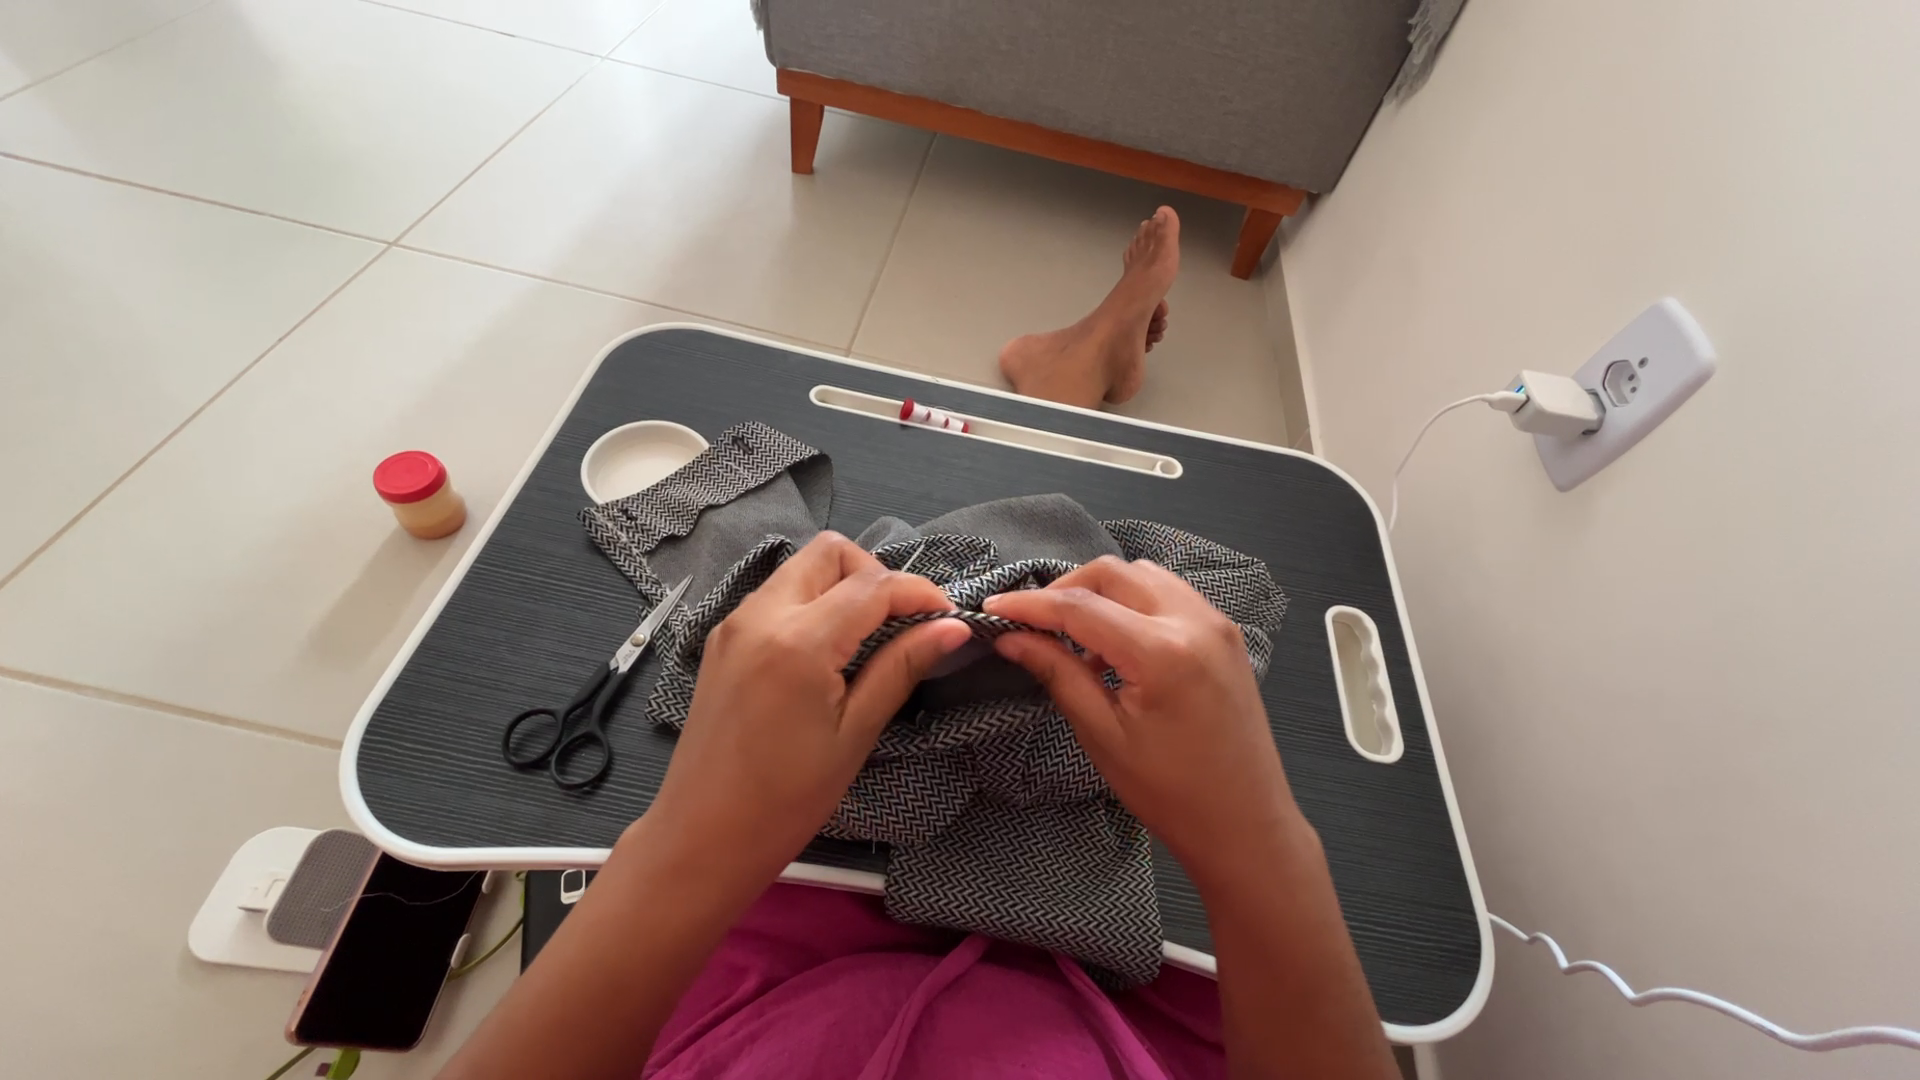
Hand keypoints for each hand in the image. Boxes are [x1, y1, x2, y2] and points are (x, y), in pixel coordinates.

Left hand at [644, 532, 970, 885]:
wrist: (702, 837)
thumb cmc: (787, 799)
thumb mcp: (856, 733)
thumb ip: (902, 666)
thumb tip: (952, 627)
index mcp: (798, 641)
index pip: (873, 585)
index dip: (919, 593)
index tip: (948, 618)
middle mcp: (761, 614)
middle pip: (830, 551)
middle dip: (876, 574)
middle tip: (900, 621)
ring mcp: (735, 622)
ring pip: (802, 567)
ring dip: (843, 584)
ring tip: (868, 636)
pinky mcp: (723, 637)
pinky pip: (778, 594)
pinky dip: (813, 601)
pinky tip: (828, 647)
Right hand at [984, 557, 1301, 885]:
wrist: (1246, 824)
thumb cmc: (1170, 792)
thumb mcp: (1102, 734)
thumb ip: (1057, 672)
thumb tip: (1012, 637)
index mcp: (1162, 652)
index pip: (1079, 607)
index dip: (1029, 604)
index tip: (993, 608)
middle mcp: (1194, 621)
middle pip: (1111, 573)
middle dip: (1064, 589)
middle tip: (1033, 622)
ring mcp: (1216, 622)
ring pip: (1141, 574)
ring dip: (1100, 591)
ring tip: (1075, 633)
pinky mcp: (1225, 632)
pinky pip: (1168, 592)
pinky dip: (1132, 601)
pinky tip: (1116, 641)